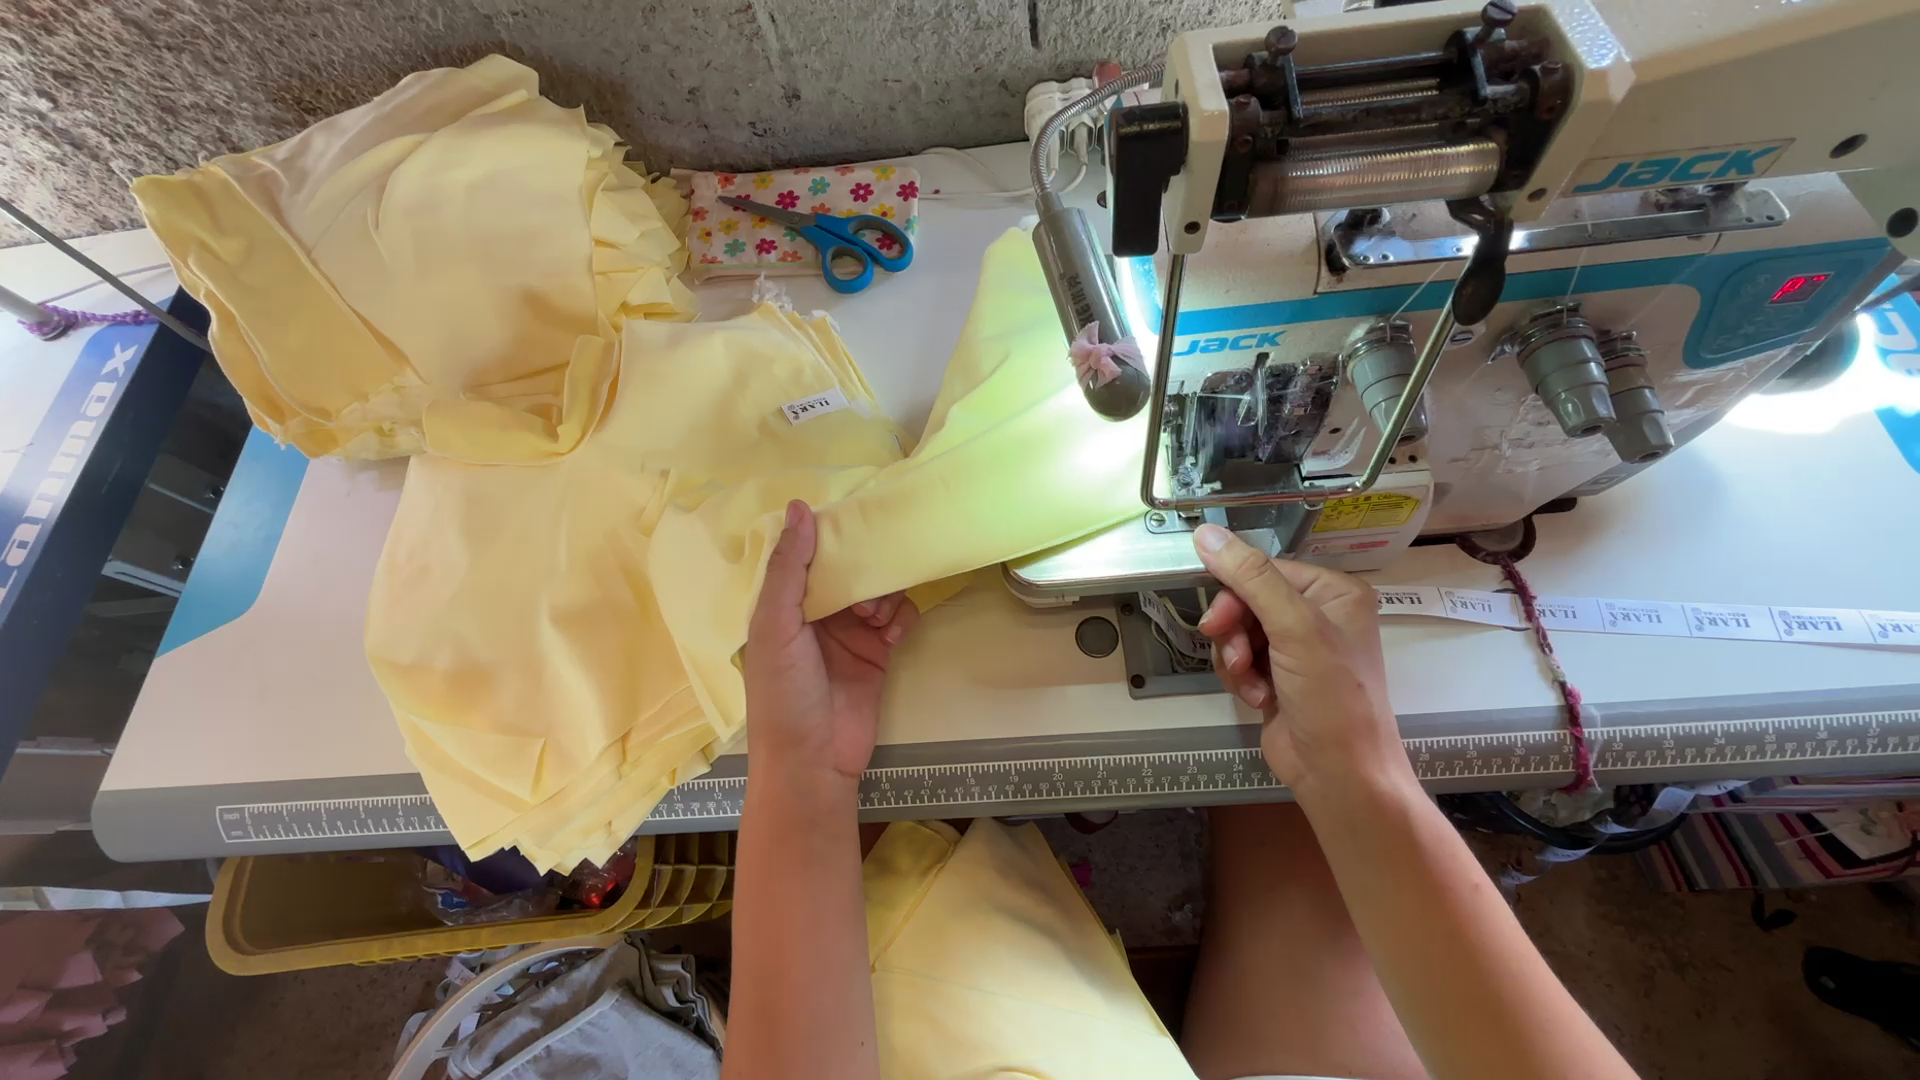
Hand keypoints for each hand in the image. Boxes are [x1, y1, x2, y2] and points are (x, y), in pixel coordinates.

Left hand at [744, 500, 919, 786]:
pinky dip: (902, 618)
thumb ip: (789, 568)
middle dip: (864, 569)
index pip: (808, 555)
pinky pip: (899, 618)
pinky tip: (893, 634)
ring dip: (884, 595)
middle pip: (850, 569)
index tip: (853, 520)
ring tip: (875, 619)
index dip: (830, 537)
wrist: (814, 760)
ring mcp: (850, 633)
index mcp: (784, 603)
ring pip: (878, 590)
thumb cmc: (783, 692)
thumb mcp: (775, 626)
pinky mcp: (879, 652)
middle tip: (865, 588)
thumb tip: (800, 507)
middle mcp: (817, 613)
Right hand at [1190, 523, 1412, 796]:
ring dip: (1234, 658)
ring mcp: (1296, 648)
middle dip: (1233, 631)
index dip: (1235, 594)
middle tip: (1234, 656)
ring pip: (1236, 631)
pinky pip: (1239, 659)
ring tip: (1250, 684)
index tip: (1218, 623)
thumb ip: (1250, 578)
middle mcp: (1317, 614)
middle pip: (1246, 600)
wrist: (1338, 775)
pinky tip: (1256, 699)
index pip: (1263, 570)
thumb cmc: (1330, 697)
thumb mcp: (1293, 629)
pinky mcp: (1277, 676)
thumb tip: (1204, 533)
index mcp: (1333, 592)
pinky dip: (1239, 678)